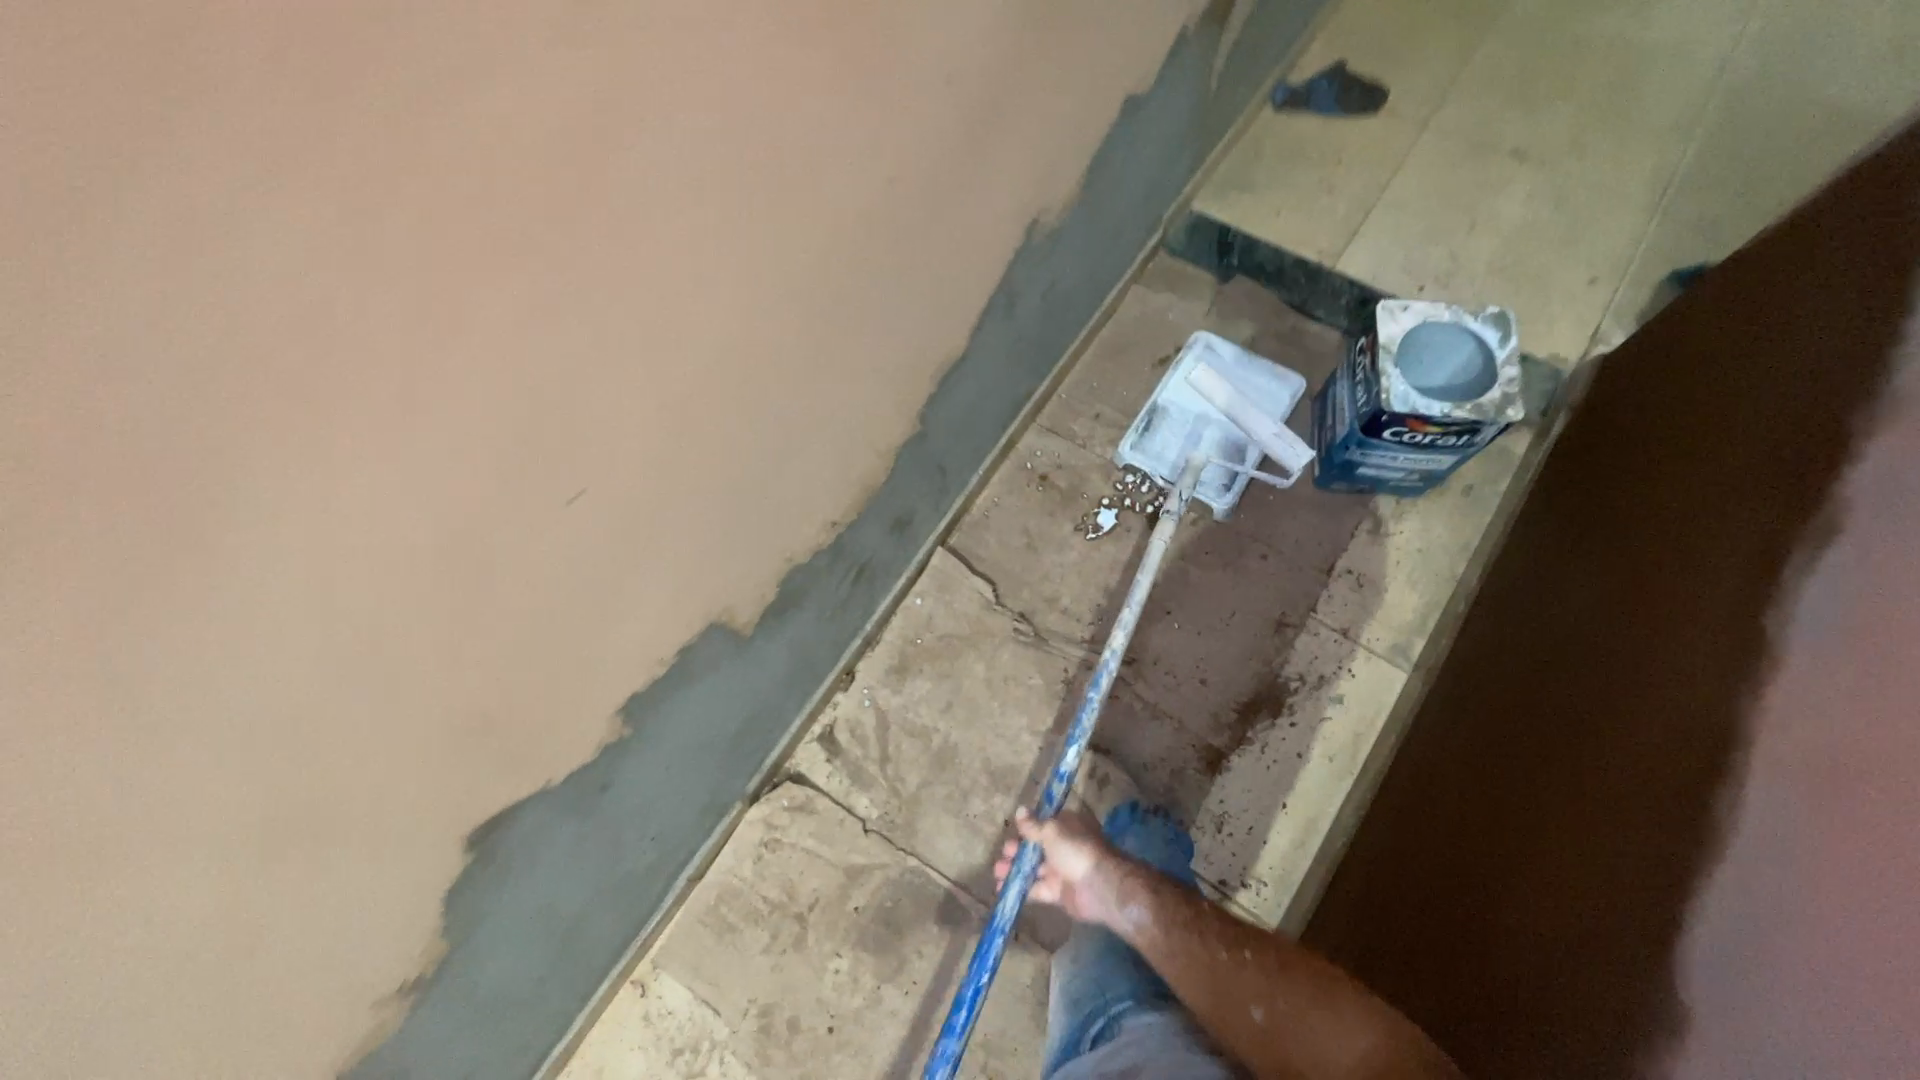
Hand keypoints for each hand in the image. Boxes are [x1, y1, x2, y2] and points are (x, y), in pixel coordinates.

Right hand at [993, 807, 1124, 925]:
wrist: (1099, 885)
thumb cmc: (1075, 849)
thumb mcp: (1051, 830)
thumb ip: (1033, 825)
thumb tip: (1020, 810)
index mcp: (1067, 827)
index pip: (1044, 824)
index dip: (1027, 828)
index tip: (1012, 831)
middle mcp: (1065, 847)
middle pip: (1036, 847)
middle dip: (1017, 850)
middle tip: (1004, 853)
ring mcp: (1062, 870)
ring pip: (1034, 868)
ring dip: (1015, 869)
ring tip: (998, 871)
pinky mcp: (1058, 892)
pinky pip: (1036, 888)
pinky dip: (1021, 888)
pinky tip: (1003, 889)